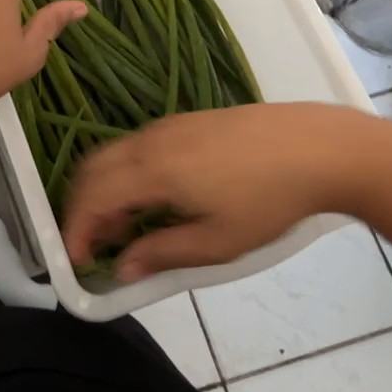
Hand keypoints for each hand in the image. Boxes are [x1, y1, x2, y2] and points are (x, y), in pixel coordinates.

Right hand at [62, 103, 385, 281]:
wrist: (315, 147)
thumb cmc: (267, 200)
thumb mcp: (218, 242)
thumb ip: (164, 254)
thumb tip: (122, 269)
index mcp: (152, 171)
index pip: (93, 196)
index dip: (77, 228)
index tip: (76, 260)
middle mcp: (148, 141)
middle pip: (92, 169)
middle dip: (82, 207)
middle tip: (95, 246)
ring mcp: (165, 127)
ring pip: (111, 154)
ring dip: (103, 190)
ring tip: (125, 228)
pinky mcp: (182, 121)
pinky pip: (133, 146)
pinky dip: (123, 173)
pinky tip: (152, 198)